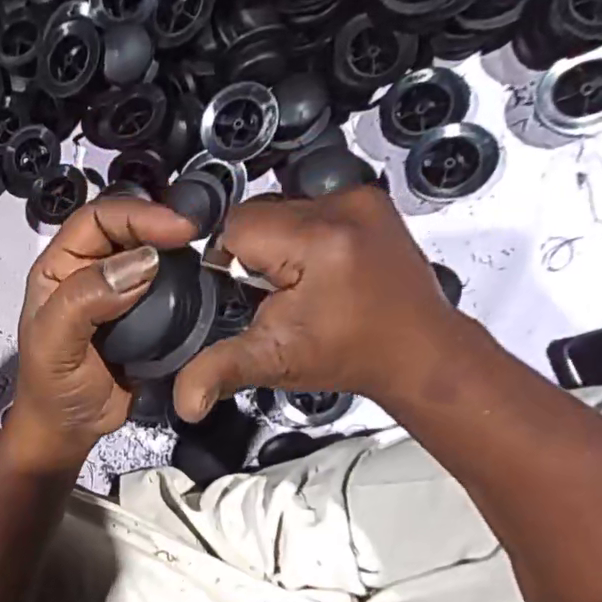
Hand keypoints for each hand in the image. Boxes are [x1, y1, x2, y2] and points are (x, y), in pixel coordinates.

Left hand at [0, 198, 197, 472]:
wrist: (71, 429)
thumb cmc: (51, 390)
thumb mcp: (55, 345)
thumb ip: (84, 301)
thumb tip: (139, 264)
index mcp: (58, 269)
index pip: (97, 220)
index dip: (136, 216)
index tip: (175, 229)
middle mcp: (87, 272)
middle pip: (127, 229)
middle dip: (160, 225)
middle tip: (195, 235)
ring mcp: (117, 293)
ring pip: (149, 254)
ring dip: (174, 251)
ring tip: (202, 254)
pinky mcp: (143, 315)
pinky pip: (166, 287)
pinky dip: (183, 281)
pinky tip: (199, 282)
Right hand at [172, 187, 468, 421]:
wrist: (416, 351)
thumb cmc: (355, 354)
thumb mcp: (274, 363)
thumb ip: (219, 371)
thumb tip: (184, 401)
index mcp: (318, 241)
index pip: (235, 226)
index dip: (231, 263)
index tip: (256, 293)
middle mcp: (344, 208)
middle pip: (257, 213)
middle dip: (256, 255)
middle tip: (283, 294)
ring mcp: (361, 200)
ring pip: (281, 207)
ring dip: (279, 244)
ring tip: (304, 283)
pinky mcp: (370, 203)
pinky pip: (310, 206)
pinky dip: (304, 236)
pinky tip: (320, 270)